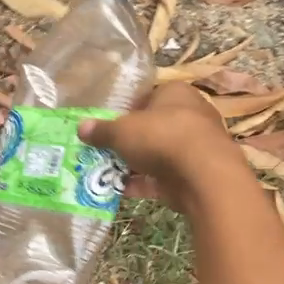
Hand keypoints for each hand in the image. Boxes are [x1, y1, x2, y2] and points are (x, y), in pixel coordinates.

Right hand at [78, 82, 245, 210]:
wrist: (202, 174)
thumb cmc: (160, 137)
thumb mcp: (120, 131)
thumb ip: (100, 130)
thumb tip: (81, 127)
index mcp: (175, 94)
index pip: (147, 98)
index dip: (125, 112)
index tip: (107, 127)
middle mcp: (190, 114)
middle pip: (151, 128)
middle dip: (128, 141)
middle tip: (104, 151)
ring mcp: (194, 145)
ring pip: (157, 153)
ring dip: (133, 164)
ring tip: (107, 173)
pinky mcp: (195, 171)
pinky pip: (163, 175)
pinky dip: (143, 183)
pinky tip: (120, 190)